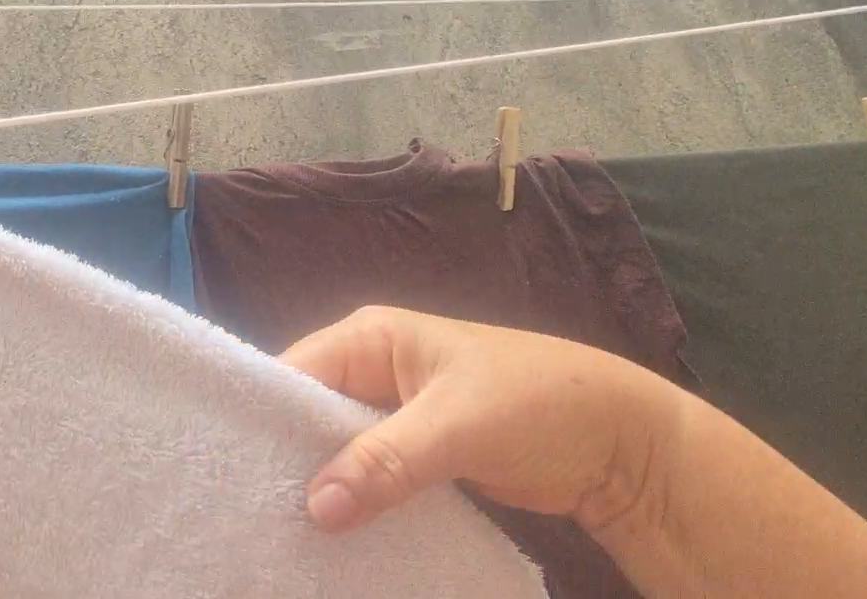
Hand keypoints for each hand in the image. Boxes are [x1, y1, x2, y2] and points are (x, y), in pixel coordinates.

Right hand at [280, 306, 677, 534]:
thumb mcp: (456, 427)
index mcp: (369, 336)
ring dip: (323, 480)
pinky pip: (369, 469)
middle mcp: (372, 366)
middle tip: (258, 505)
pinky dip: (356, 495)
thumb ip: (383, 462)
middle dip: (290, 453)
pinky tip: (336, 529)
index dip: (266, 415)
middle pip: (311, 409)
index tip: (237, 467)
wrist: (629, 444)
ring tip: (285, 525)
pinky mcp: (417, 447)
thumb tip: (315, 508)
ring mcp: (395, 408)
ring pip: (338, 444)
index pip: (296, 371)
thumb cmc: (535, 404)